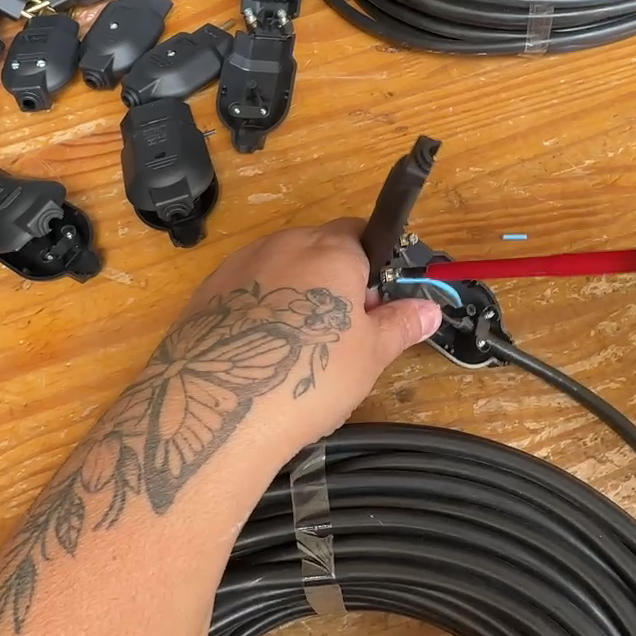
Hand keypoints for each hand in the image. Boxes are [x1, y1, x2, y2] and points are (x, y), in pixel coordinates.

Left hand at [164, 219, 441, 451]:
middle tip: (343, 332)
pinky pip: (246, 291)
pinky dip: (259, 311)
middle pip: (318, 250)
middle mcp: (283, 245)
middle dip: (334, 282)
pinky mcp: (207, 292)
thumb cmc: (309, 372)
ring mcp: (239, 265)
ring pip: (280, 270)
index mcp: (330, 250)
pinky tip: (262, 352)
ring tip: (298, 348)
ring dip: (295, 295)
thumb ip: (400, 323)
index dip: (373, 266)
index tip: (374, 305)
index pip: (360, 232)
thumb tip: (429, 309)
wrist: (220, 402)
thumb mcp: (370, 354)